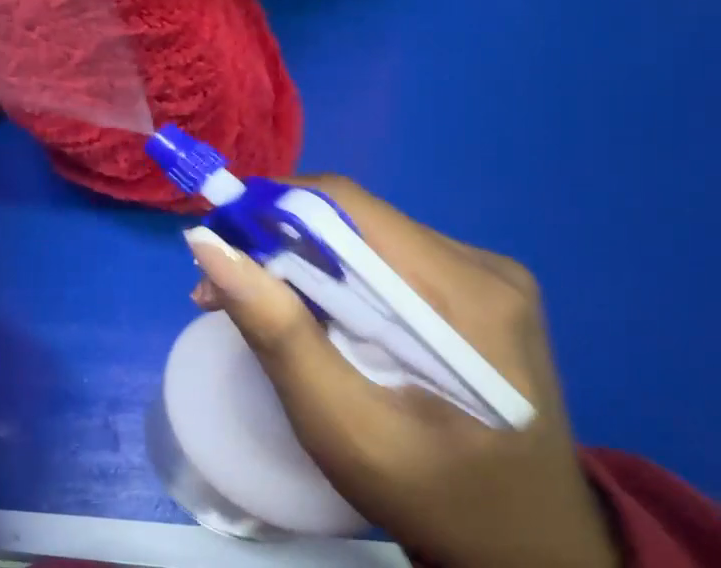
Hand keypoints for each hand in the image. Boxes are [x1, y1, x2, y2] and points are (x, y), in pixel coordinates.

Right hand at [185, 175, 619, 567]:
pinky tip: (315, 325)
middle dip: (272, 246)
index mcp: (462, 293)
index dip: (264, 208)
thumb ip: (276, 329)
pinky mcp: (478, 298)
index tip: (214, 247)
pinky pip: (383, 262)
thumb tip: (205, 243)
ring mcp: (487, 282)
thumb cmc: (430, 493)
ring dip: (297, 267)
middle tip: (219, 297)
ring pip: (359, 239)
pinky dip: (332, 283)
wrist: (530, 552)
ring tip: (260, 317)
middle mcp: (482, 268)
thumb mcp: (339, 422)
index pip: (342, 203)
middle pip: (348, 221)